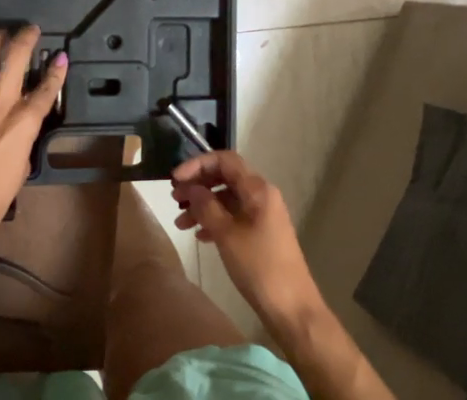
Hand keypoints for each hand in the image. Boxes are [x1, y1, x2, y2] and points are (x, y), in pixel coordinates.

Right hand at [171, 151, 321, 322]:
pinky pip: (233, 217)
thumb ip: (207, 206)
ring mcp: (262, 215)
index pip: (225, 161)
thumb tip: (191, 187)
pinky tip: (199, 237)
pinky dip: (215, 221)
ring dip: (203, 206)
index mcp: (257, 189)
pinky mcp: (261, 234)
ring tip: (180, 223)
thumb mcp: (227, 235)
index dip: (198, 165)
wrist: (291, 306)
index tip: (174, 179)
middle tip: (174, 201)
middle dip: (198, 186)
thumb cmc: (258, 266)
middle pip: (225, 178)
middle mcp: (261, 195)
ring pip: (227, 199)